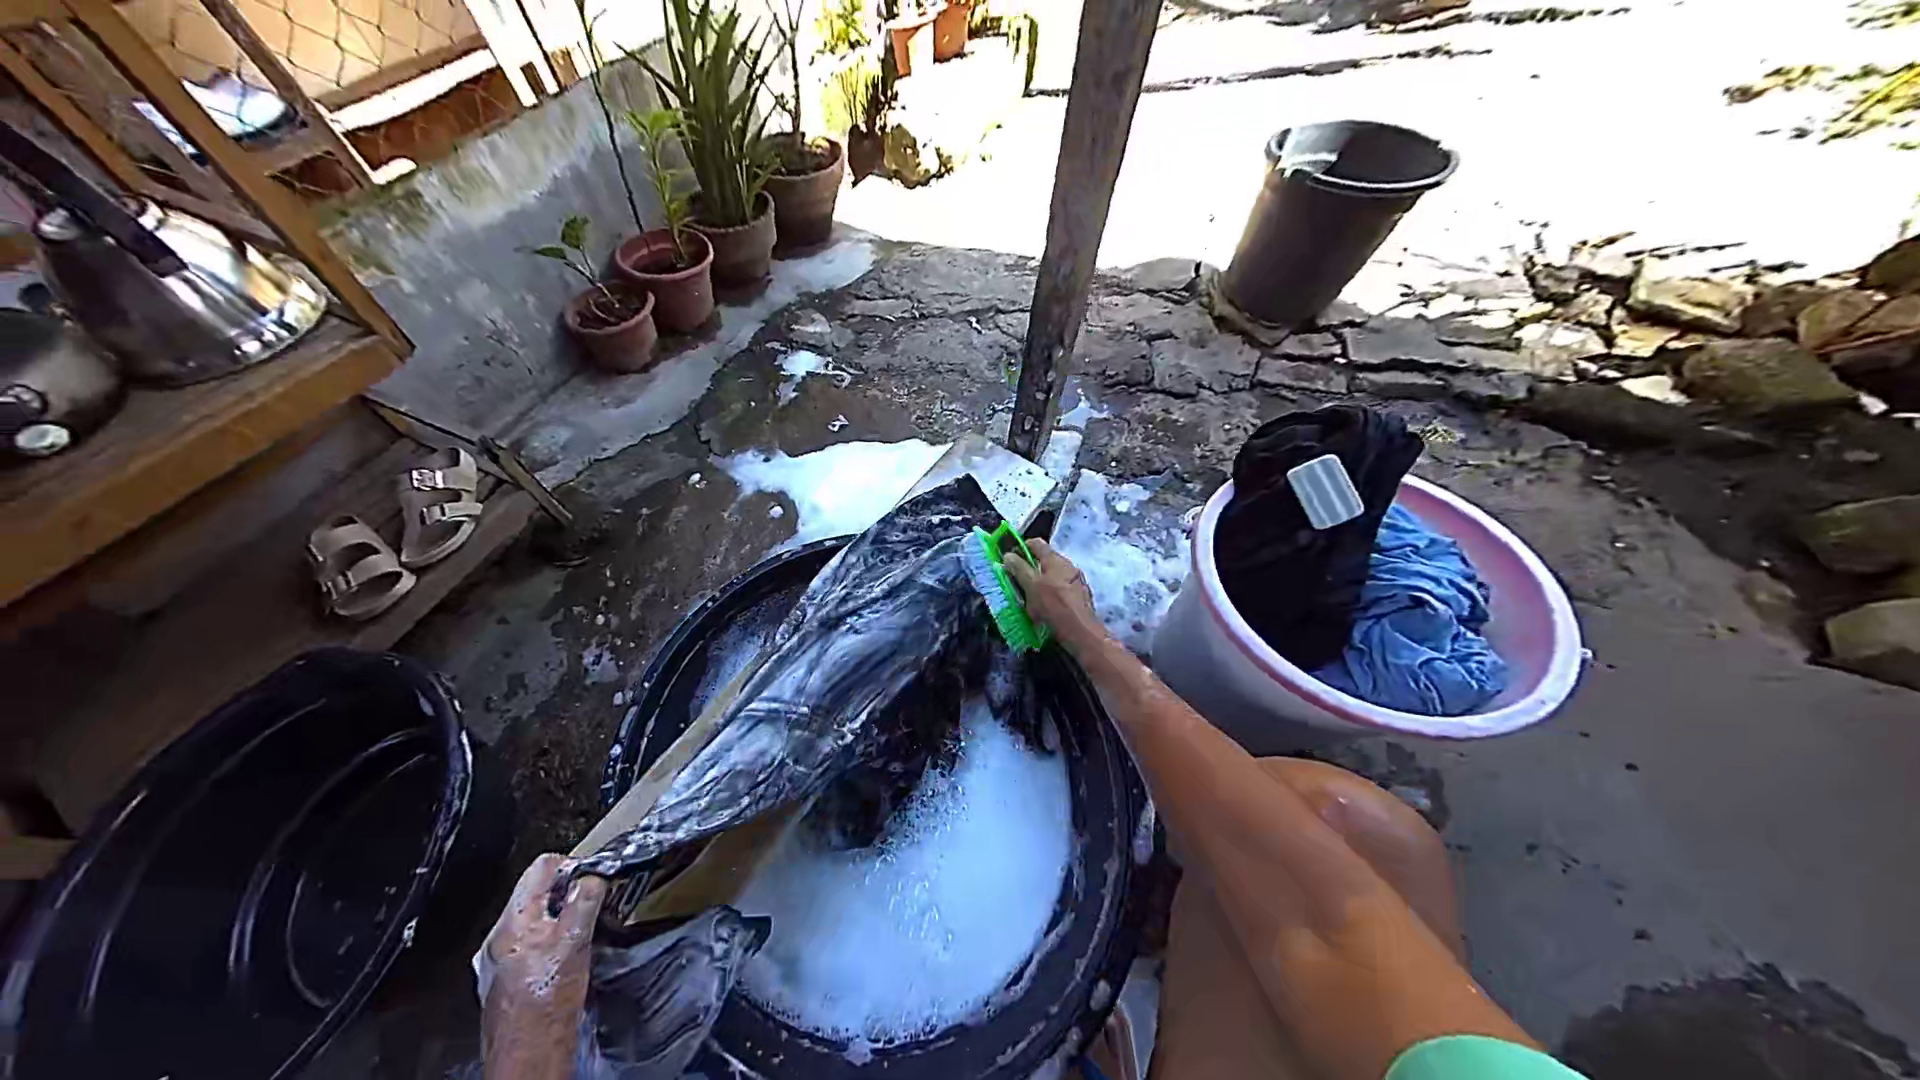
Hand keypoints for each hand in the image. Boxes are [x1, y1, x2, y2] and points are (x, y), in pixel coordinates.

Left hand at [481, 855, 607, 1079]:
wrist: (528, 1055)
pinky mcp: (504, 973)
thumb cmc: (549, 1002)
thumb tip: (595, 872)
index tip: (592, 880)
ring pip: (534, 913)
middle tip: (591, 902)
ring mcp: (498, 956)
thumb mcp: (577, 941)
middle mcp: (498, 935)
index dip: (572, 866)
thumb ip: (585, 900)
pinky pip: (529, 936)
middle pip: (536, 889)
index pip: (541, 866)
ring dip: (560, 913)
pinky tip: (566, 951)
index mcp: (513, 921)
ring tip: (582, 927)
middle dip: (567, 891)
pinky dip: (550, 934)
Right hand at [1003, 538, 1107, 653]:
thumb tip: (1008, 555)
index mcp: (1055, 559)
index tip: (1010, 560)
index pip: (1036, 543)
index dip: (1021, 548)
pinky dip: (1050, 594)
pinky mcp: (1080, 595)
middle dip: (1029, 569)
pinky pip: (1061, 589)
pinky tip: (1045, 608)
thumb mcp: (1031, 586)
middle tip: (1017, 582)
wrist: (1082, 632)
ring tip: (1029, 599)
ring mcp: (1076, 580)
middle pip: (1044, 560)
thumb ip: (1019, 569)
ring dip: (1040, 583)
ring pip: (1053, 576)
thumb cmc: (1054, 606)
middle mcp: (1068, 565)